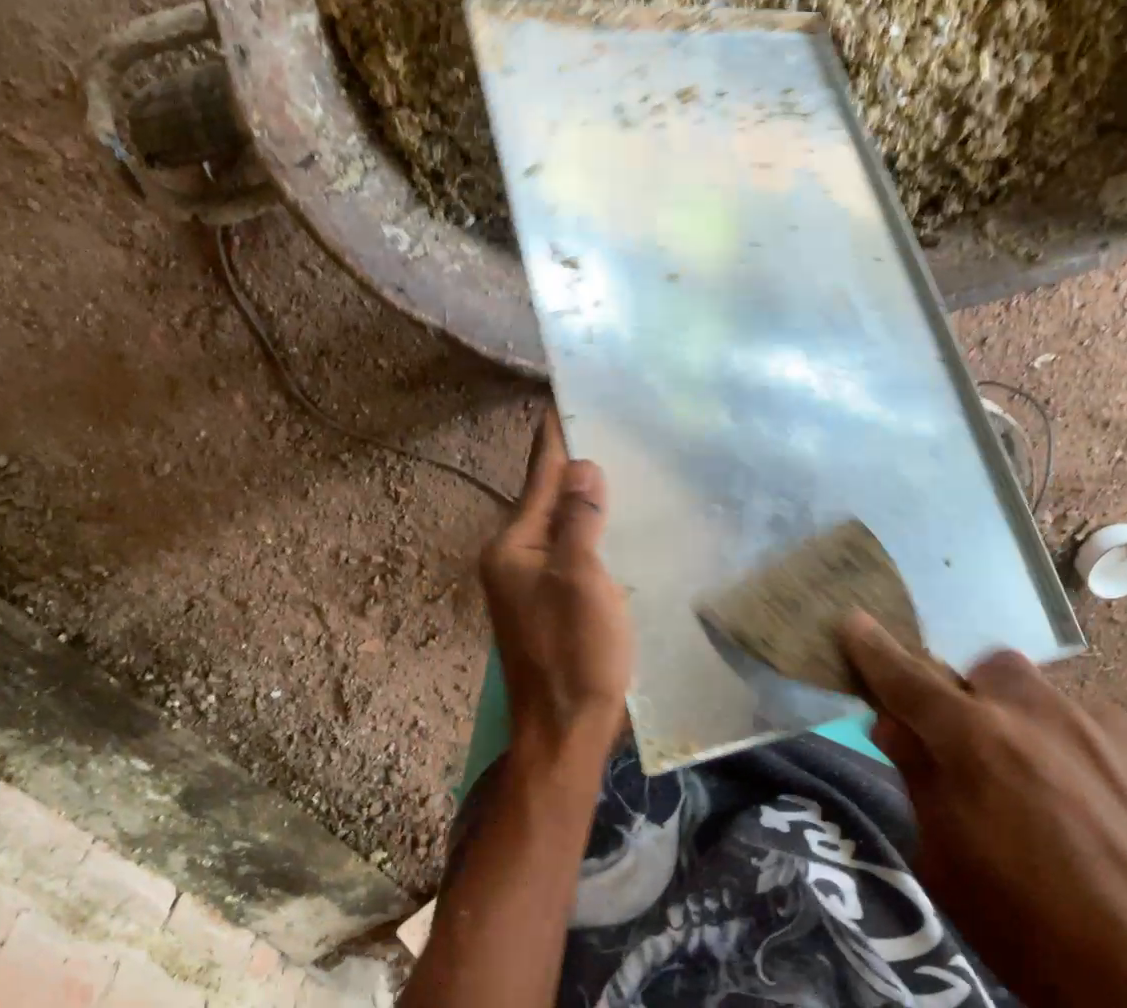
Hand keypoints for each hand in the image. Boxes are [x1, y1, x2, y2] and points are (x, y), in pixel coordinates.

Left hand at [480, 412, 632, 759]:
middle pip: (545, 497)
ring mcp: (527, 582)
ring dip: (581, 496)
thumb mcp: (581, 579)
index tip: (563, 397)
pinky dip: (587, 529)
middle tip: (606, 424)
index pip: (539, 476)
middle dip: (572, 463)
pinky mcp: (547, 602)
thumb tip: (581, 465)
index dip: (555, 437)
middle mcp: (512, 558)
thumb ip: (579, 520)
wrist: (565, 730)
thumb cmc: (576, 653)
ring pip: (557, 525)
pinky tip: (610, 522)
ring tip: (614, 463)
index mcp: (513, 546)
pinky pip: (566, 549)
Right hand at [838, 612, 1126, 1007]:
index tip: (855, 622)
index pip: (908, 681)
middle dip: (979, 699)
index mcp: (976, 743)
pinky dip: (1097, 763)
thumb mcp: (952, 870)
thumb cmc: (1042, 938)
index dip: (875, 651)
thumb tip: (896, 727)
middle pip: (992, 671)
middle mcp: (1039, 713)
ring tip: (1067, 808)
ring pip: (1055, 705)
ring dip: (1041, 736)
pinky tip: (1119, 822)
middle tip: (987, 755)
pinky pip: (1110, 734)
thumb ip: (921, 784)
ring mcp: (1108, 723)